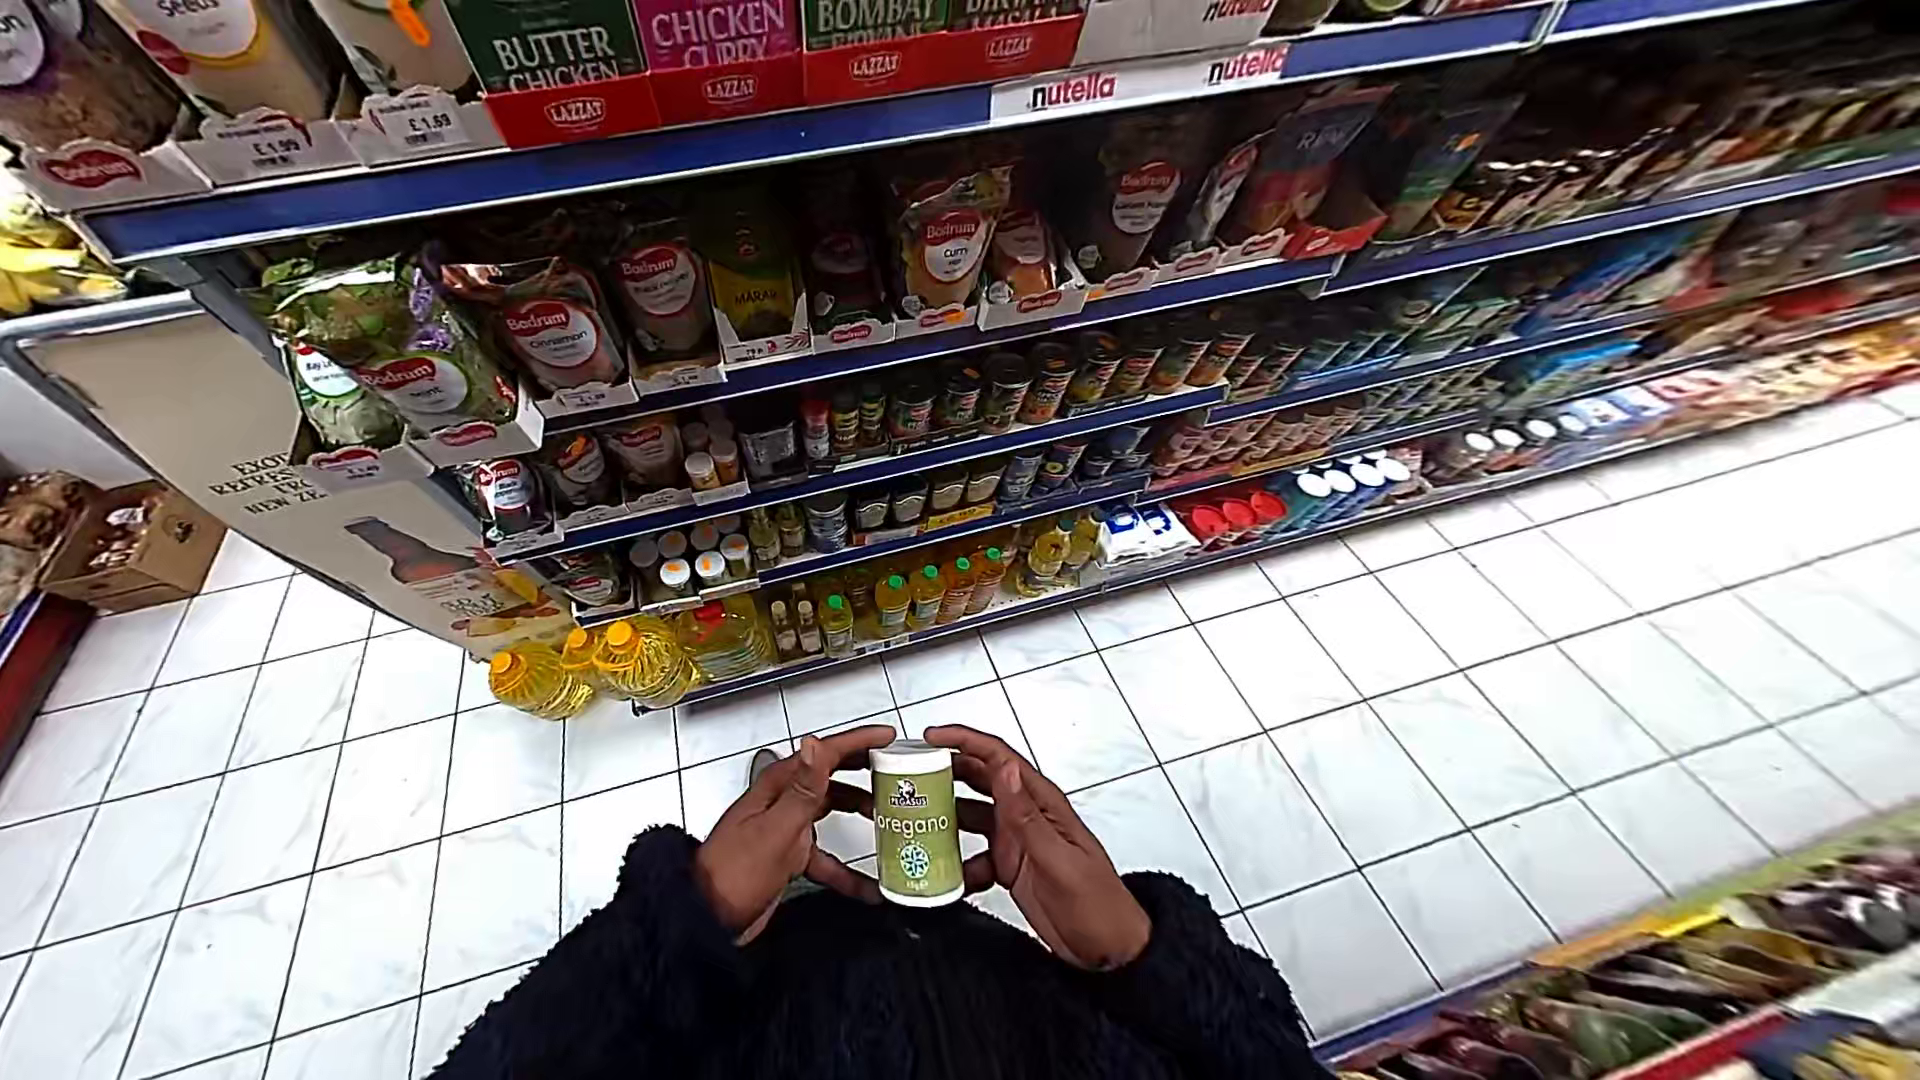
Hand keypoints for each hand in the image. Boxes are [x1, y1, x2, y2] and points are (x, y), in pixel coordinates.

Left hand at [693, 724, 895, 942]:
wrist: (704, 923)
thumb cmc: (732, 873)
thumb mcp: (776, 829)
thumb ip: (803, 789)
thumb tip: (815, 744)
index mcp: (781, 784)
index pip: (827, 752)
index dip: (860, 741)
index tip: (889, 737)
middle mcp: (786, 799)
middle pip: (833, 776)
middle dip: (866, 771)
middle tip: (896, 771)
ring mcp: (789, 827)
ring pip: (834, 811)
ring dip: (862, 813)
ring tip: (890, 817)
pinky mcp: (791, 855)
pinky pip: (828, 859)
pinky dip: (849, 871)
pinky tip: (869, 886)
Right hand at [925, 725, 1150, 970]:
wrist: (1109, 951)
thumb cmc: (1097, 902)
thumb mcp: (1058, 858)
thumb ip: (1026, 815)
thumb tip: (1004, 768)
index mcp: (1040, 801)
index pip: (998, 756)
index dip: (964, 740)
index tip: (933, 736)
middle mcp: (1025, 814)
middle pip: (980, 778)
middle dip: (947, 770)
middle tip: (913, 773)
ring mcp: (1016, 839)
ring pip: (972, 815)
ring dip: (946, 815)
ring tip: (918, 818)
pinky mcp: (1009, 865)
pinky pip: (974, 855)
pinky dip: (957, 862)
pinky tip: (946, 875)